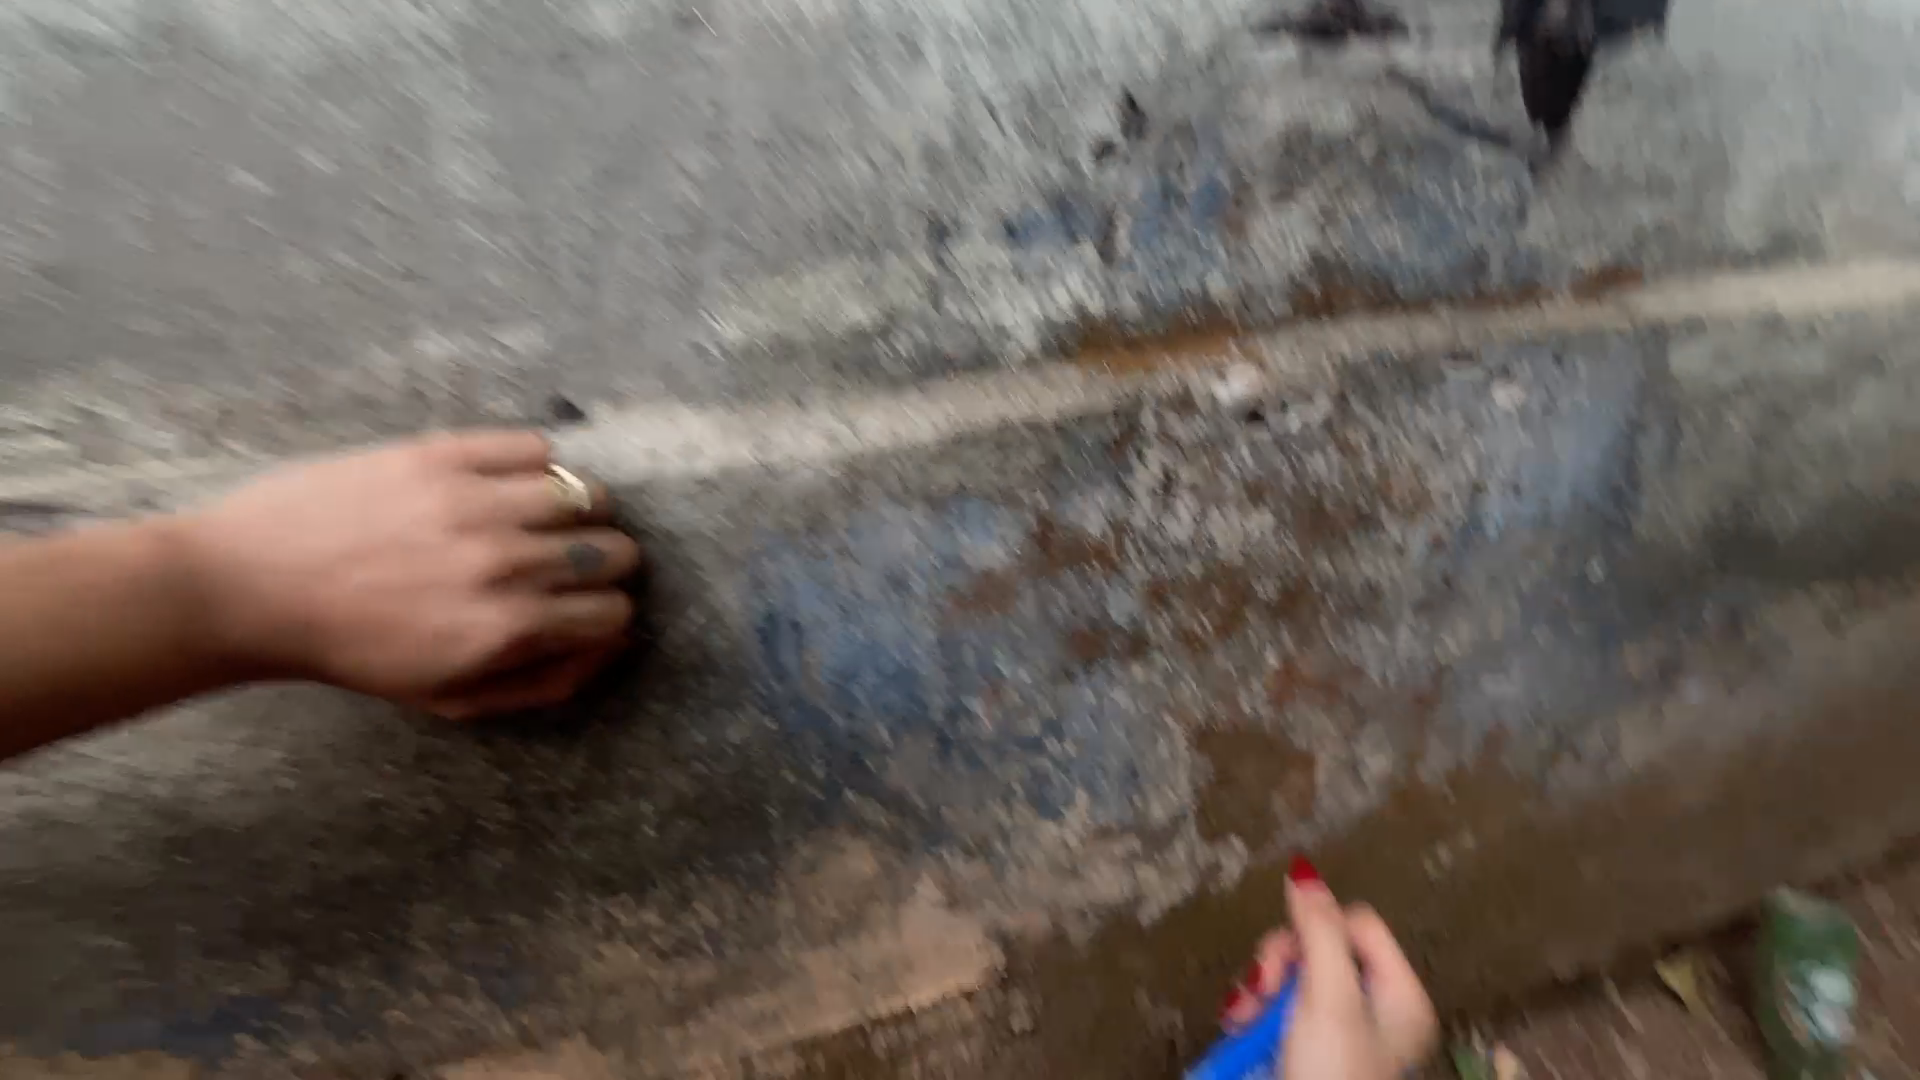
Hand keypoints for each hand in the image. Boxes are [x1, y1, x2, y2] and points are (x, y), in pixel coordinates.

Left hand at [175, 430, 639, 717]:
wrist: (242, 588)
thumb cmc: (355, 651)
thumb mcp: (453, 696)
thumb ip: (548, 681)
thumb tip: (618, 643)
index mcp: (510, 630)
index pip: (615, 610)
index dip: (607, 610)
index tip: (584, 603)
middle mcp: (508, 565)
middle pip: (617, 551)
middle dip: (604, 562)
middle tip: (569, 561)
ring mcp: (479, 503)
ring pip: (589, 495)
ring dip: (579, 511)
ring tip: (547, 516)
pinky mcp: (445, 455)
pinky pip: (537, 447)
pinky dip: (539, 465)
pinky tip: (511, 483)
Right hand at [1223, 863, 1437, 1079]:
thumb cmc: (1329, 1074)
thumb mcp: (1326, 997)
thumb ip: (1318, 931)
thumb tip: (1303, 871)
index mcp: (1398, 994)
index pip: (1355, 920)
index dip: (1318, 927)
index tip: (1297, 957)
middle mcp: (1373, 1005)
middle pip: (1317, 942)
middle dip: (1280, 961)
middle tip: (1263, 989)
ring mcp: (1339, 1026)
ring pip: (1291, 970)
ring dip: (1260, 986)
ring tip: (1244, 1016)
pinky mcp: (1307, 1043)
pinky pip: (1277, 999)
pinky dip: (1255, 1008)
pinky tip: (1240, 1024)